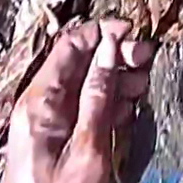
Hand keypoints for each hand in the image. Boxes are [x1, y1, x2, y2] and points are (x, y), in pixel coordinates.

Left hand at [0, 19, 153, 182]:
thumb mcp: (87, 150)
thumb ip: (98, 95)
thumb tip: (109, 47)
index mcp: (38, 103)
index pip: (71, 44)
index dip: (103, 32)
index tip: (132, 32)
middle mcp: (39, 107)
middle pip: (80, 62)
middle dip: (115, 55)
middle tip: (144, 58)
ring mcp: (47, 125)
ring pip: (86, 83)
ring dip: (116, 78)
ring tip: (142, 83)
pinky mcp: (57, 142)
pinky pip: (84, 108)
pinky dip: (108, 102)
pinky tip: (127, 108)